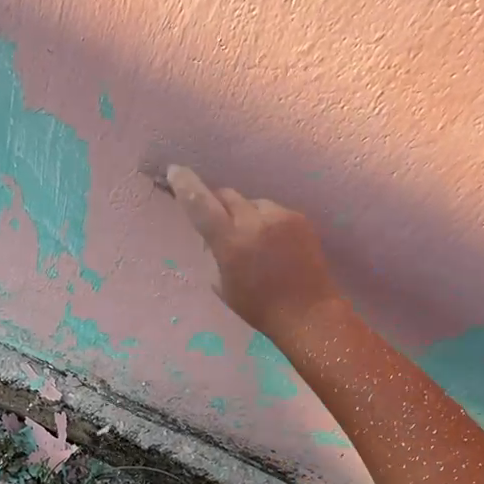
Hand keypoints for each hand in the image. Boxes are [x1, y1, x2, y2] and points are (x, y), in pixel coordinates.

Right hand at [163, 165, 343, 342]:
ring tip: (252, 240)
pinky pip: (272, 211)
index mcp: (231, 242)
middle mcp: (255, 222)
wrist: (308, 312)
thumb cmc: (259, 307)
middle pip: (226, 196)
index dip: (185, 185)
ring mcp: (280, 216)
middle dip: (217, 204)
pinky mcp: (299, 218)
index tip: (175, 171)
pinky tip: (273, 244)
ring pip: (251, 202)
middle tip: (217, 221)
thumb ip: (214, 253)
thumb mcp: (222, 284)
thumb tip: (213, 237)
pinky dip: (266, 222)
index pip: (200, 204)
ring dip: (244, 214)